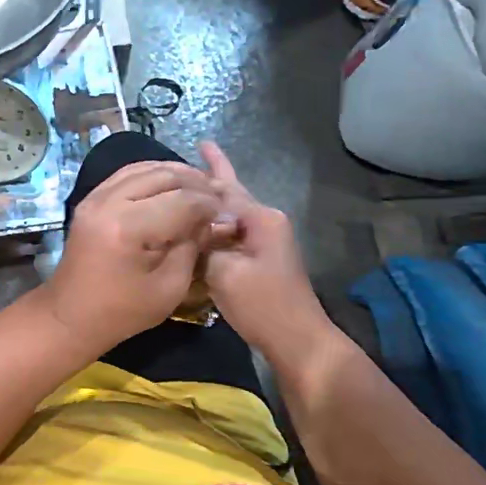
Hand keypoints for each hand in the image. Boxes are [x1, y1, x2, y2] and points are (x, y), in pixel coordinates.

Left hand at [39, 160, 223, 351]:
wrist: (70, 316)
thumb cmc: (123, 312)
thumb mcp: (170, 287)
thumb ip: (194, 245)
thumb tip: (216, 219)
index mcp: (128, 229)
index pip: (182, 200)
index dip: (210, 204)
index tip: (228, 214)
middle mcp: (109, 203)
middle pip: (165, 176)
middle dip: (197, 184)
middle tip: (218, 199)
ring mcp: (96, 196)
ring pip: (146, 168)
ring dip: (177, 174)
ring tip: (201, 189)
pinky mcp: (92, 198)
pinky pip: (129, 173)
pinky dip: (155, 174)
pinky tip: (173, 186)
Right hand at [199, 142, 339, 359]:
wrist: (296, 339)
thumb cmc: (262, 304)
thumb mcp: (225, 272)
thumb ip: (205, 244)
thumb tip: (190, 227)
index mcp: (261, 219)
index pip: (227, 188)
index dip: (209, 169)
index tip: (199, 144)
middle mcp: (267, 223)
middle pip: (233, 195)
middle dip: (212, 178)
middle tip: (193, 158)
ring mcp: (267, 242)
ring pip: (232, 215)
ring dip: (212, 202)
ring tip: (189, 187)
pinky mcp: (261, 261)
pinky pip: (233, 234)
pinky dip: (215, 226)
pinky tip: (199, 227)